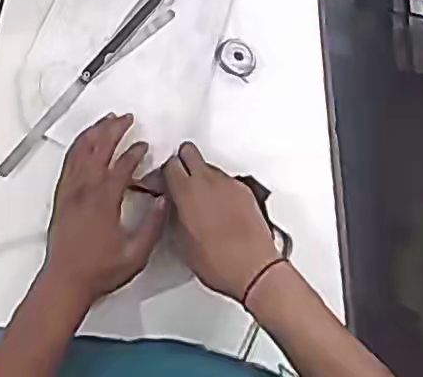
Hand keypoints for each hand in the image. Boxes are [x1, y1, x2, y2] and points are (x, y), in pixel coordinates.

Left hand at [39, 114, 167, 305]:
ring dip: (96, 130)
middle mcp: (85, 188)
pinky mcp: (61, 192)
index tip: (143, 145)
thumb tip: (163, 202)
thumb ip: (152, 227)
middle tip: (126, 118)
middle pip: (100, 147)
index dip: (134, 152)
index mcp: (103, 199)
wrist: (65, 281)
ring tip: (107, 120)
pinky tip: (84, 139)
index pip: (122, 165)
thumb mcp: (134, 255)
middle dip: (115, 129)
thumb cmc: (97, 271)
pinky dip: (79, 143)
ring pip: (82, 148)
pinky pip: (69, 158)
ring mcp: (71, 188)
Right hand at [163, 142, 282, 301]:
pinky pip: (227, 180)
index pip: (169, 163)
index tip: (167, 182)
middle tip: (183, 177)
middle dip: (183, 160)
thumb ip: (175, 216)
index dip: (166, 173)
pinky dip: (222, 189)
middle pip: (188, 150)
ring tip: (206, 203)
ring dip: (204, 178)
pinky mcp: (244, 189)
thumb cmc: (221, 263)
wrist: (256, 270)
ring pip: (208, 166)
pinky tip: (224, 210)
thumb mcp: (183, 244)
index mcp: (186, 191)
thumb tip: (174, 209)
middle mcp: (206, 180)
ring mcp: (227, 182)